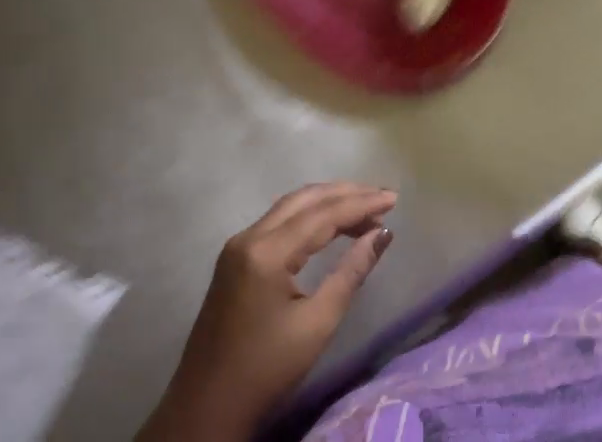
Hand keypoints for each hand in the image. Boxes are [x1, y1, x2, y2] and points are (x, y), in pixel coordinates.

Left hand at [140, 184, 396, 441]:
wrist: (207, 408)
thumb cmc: (267, 369)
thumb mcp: (318, 323)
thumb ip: (352, 272)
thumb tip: (382, 234)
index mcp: (266, 253)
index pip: (322, 214)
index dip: (361, 203)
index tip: (394, 198)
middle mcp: (248, 238)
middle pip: (304, 200)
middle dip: (346, 194)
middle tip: (383, 198)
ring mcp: (237, 247)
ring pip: (289, 208)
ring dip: (327, 203)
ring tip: (365, 209)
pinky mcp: (235, 260)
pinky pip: (278, 223)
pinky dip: (309, 217)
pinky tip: (331, 226)